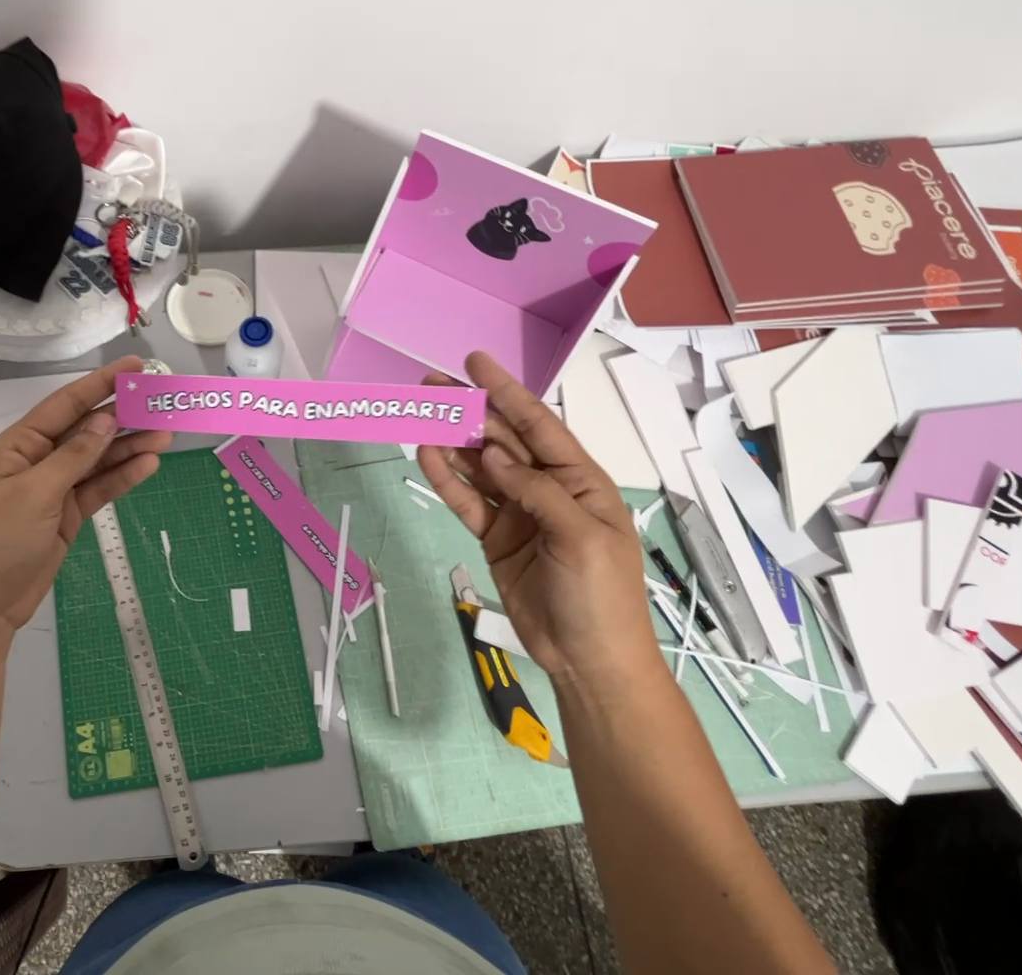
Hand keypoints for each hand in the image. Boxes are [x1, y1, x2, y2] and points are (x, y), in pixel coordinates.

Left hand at [0, 357, 172, 633]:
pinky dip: (122, 477)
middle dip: (123, 416)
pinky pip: (99, 489)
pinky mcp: (67, 516)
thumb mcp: (34, 493)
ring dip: (129, 447)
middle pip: (86, 430)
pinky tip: (148, 464)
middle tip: (162, 403)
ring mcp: (53, 489)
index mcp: (18, 445)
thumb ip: (73, 456)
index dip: (101, 384)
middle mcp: (37, 460)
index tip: (135, 367)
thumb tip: (105, 420)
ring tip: (166, 434)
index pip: (65, 405)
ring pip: (98, 460)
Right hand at [416, 352, 658, 684]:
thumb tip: (495, 456)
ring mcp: (518, 513)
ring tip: (420, 415)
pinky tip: (427, 457)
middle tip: (431, 386)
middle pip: (502, 440)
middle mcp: (547, 488)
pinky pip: (467, 502)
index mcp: (580, 480)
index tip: (476, 362)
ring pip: (478, 468)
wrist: (588, 657)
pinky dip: (447, 481)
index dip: (507, 392)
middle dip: (469, 411)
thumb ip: (538, 491)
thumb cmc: (601, 596)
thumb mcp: (582, 537)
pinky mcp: (495, 538)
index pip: (539, 426)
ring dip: (451, 442)